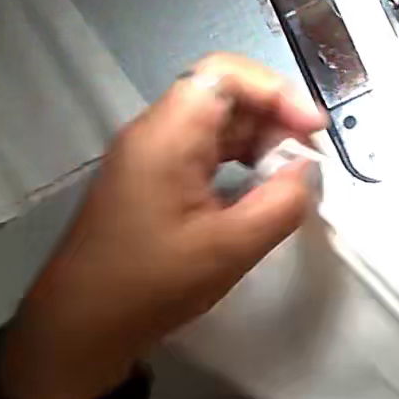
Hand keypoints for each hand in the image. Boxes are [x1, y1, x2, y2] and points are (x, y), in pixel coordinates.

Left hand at [0, 54, 327, 398]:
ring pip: (220, 120)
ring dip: (264, 137)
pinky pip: (210, 148)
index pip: (225, 75)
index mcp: (168, 137)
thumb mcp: (231, 248)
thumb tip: (308, 170)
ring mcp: (155, 154)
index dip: (278, 91)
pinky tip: (265, 185)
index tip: (314, 130)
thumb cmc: (153, 282)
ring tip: (295, 171)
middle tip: (312, 155)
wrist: (84, 324)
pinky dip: (246, 157)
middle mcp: (158, 132)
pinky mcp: (158, 177)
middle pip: (225, 92)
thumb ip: (281, 203)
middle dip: (276, 115)